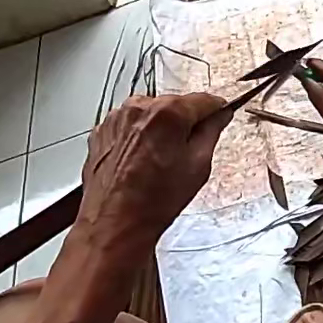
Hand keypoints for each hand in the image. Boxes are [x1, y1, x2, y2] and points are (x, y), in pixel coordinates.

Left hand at [71, 92, 230, 270]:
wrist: (115, 222)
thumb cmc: (153, 201)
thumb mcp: (199, 165)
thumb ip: (212, 131)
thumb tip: (219, 116)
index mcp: (168, 112)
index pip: (204, 99)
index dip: (216, 110)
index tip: (220, 117)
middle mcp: (139, 107)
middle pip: (175, 105)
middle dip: (185, 123)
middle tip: (187, 153)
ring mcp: (117, 118)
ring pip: (151, 115)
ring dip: (160, 130)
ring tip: (159, 162)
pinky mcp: (102, 131)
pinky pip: (130, 126)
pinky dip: (138, 138)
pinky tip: (141, 163)